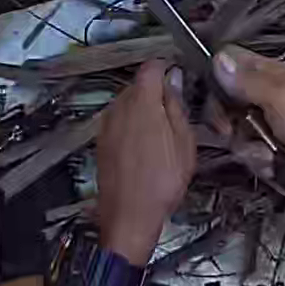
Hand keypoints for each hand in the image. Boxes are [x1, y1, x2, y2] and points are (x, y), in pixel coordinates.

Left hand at [94, 60, 195, 262]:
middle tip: (176, 109)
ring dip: (143, 107)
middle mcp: (118, 107)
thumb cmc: (163, 180)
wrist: (128, 218)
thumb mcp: (184, 143)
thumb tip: (173, 78)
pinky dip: (132, 122)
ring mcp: (106, 124)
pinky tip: (145, 144)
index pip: (151, 67)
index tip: (180, 76)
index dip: (166, 66)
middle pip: (138, 84)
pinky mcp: (100, 141)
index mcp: (142, 102)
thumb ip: (176, 106)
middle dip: (156, 90)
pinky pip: (119, 119)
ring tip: (162, 130)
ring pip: (127, 102)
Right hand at [212, 48, 284, 182]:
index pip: (226, 65)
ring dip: (247, 146)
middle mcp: (263, 94)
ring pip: (233, 132)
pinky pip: (246, 151)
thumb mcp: (281, 99)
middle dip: (228, 122)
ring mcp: (265, 121)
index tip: (218, 102)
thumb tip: (219, 60)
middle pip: (223, 103)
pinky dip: (258, 159)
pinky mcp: (267, 144)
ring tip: (268, 149)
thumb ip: (248, 81)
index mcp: (267, 73)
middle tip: (236, 130)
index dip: (216, 82)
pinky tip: (273, 160)